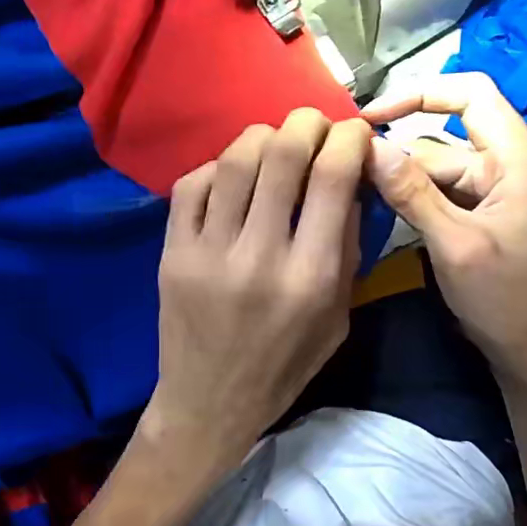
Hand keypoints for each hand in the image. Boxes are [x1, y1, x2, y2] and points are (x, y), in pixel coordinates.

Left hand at [145, 108, 371, 471]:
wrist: (210, 403)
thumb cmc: (285, 366)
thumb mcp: (338, 318)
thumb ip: (347, 249)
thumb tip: (348, 182)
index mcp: (311, 277)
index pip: (332, 178)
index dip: (349, 139)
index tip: (354, 134)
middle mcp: (259, 256)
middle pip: (283, 153)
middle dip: (307, 122)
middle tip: (315, 125)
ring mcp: (208, 252)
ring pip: (235, 159)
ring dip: (263, 137)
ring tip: (275, 144)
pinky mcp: (172, 253)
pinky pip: (191, 185)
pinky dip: (217, 167)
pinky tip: (231, 177)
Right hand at [362, 73, 526, 372]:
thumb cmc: (502, 298)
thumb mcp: (453, 244)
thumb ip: (410, 192)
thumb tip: (367, 146)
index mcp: (518, 159)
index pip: (472, 95)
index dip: (420, 93)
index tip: (371, 115)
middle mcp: (508, 163)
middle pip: (445, 135)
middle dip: (399, 150)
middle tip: (348, 166)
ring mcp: (494, 188)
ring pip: (436, 164)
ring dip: (400, 176)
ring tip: (354, 188)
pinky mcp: (479, 210)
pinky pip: (439, 189)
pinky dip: (411, 194)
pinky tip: (378, 204)